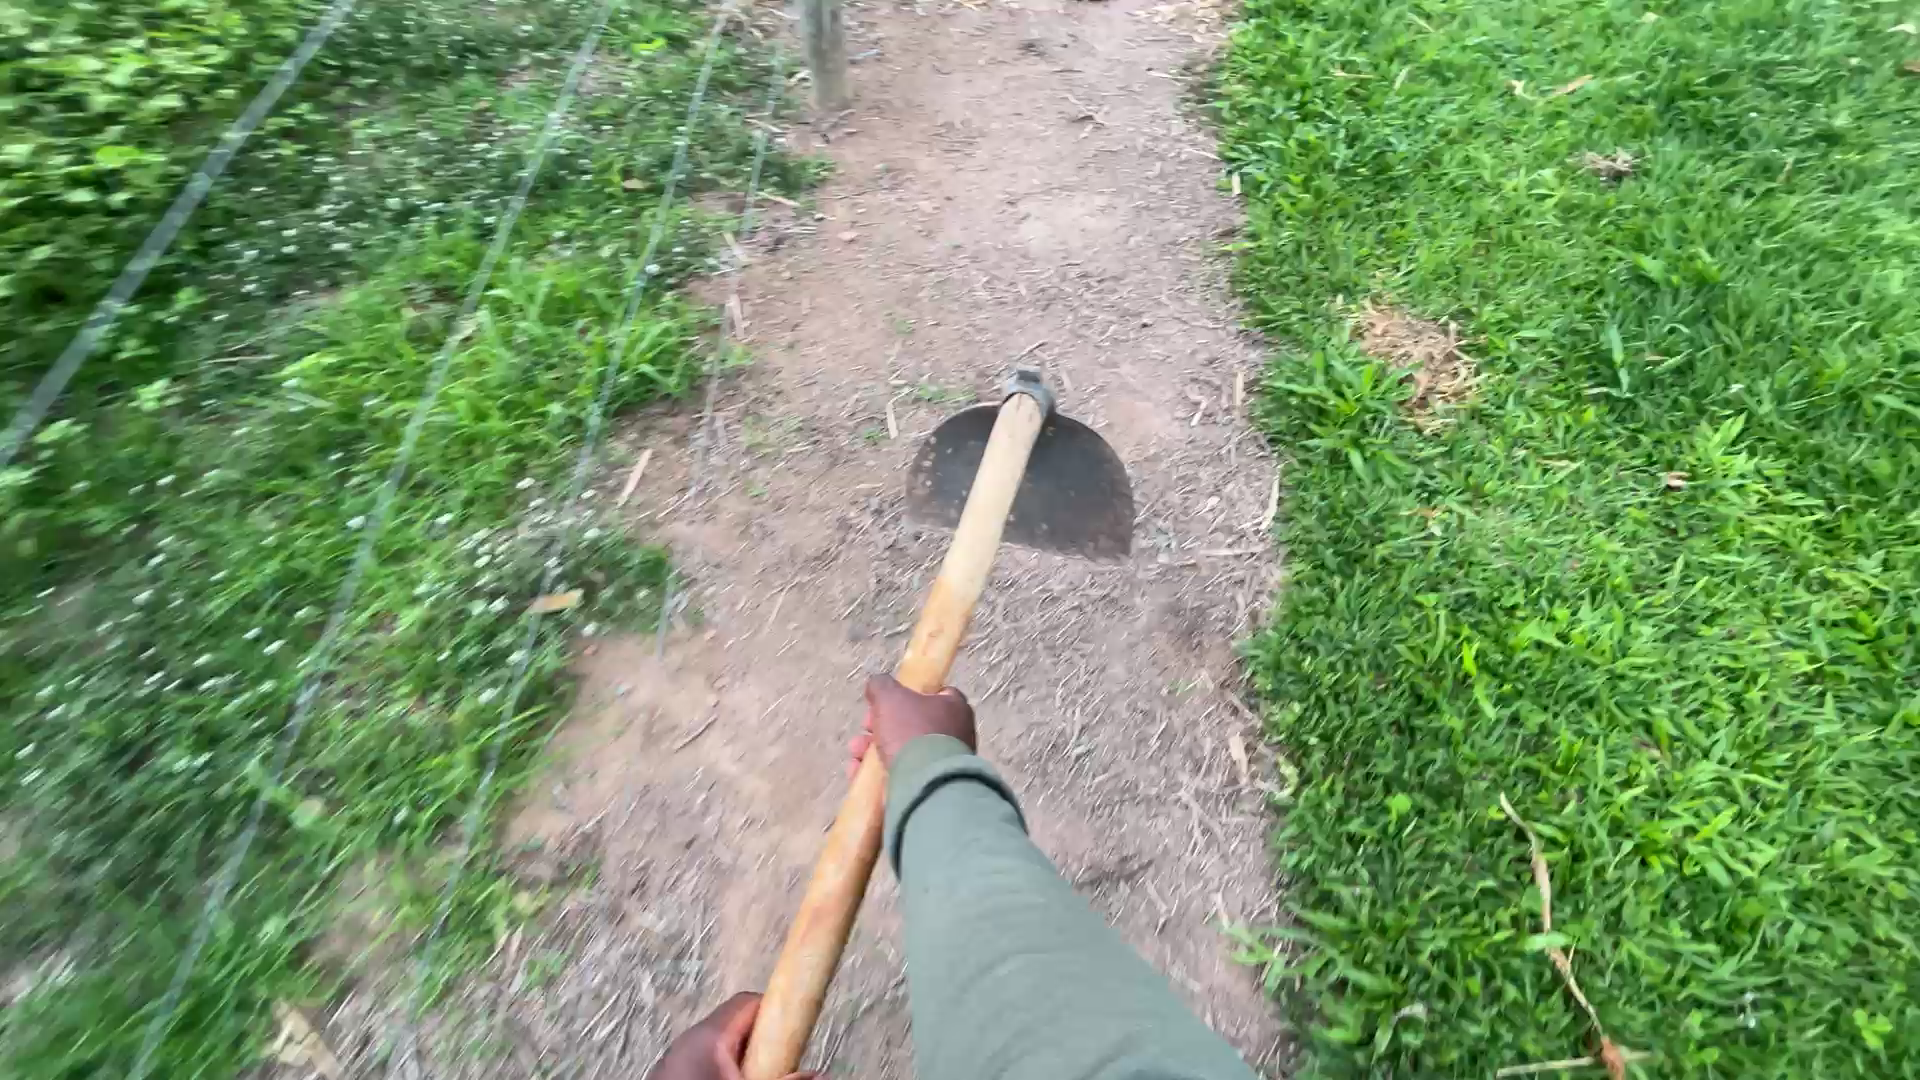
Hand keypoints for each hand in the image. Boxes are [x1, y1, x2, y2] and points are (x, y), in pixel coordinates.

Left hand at [646, 992, 814, 1079]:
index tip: (791, 1032)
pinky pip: (700, 1063)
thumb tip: (819, 1074)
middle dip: (759, 1043)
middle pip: (734, 1024)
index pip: (749, 1002)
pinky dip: (718, 1072)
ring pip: (717, 1046)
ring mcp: (673, 1061)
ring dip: (739, 1060)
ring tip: (752, 1078)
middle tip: (773, 1066)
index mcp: (709, 1036)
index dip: (774, 1012)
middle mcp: (688, 1040)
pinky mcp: (667, 1077)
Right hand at [846, 674, 974, 773]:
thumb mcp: (890, 697)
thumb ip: (881, 686)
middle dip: (881, 725)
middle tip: (866, 727)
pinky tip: (857, 772)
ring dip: (873, 749)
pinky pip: (899, 775)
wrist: (925, 784)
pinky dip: (877, 774)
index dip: (905, 694)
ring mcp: (943, 763)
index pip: (932, 693)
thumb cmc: (912, 732)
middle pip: (911, 724)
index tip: (884, 701)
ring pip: (902, 751)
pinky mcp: (929, 786)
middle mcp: (955, 734)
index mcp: (954, 707)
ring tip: (856, 752)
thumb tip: (876, 685)